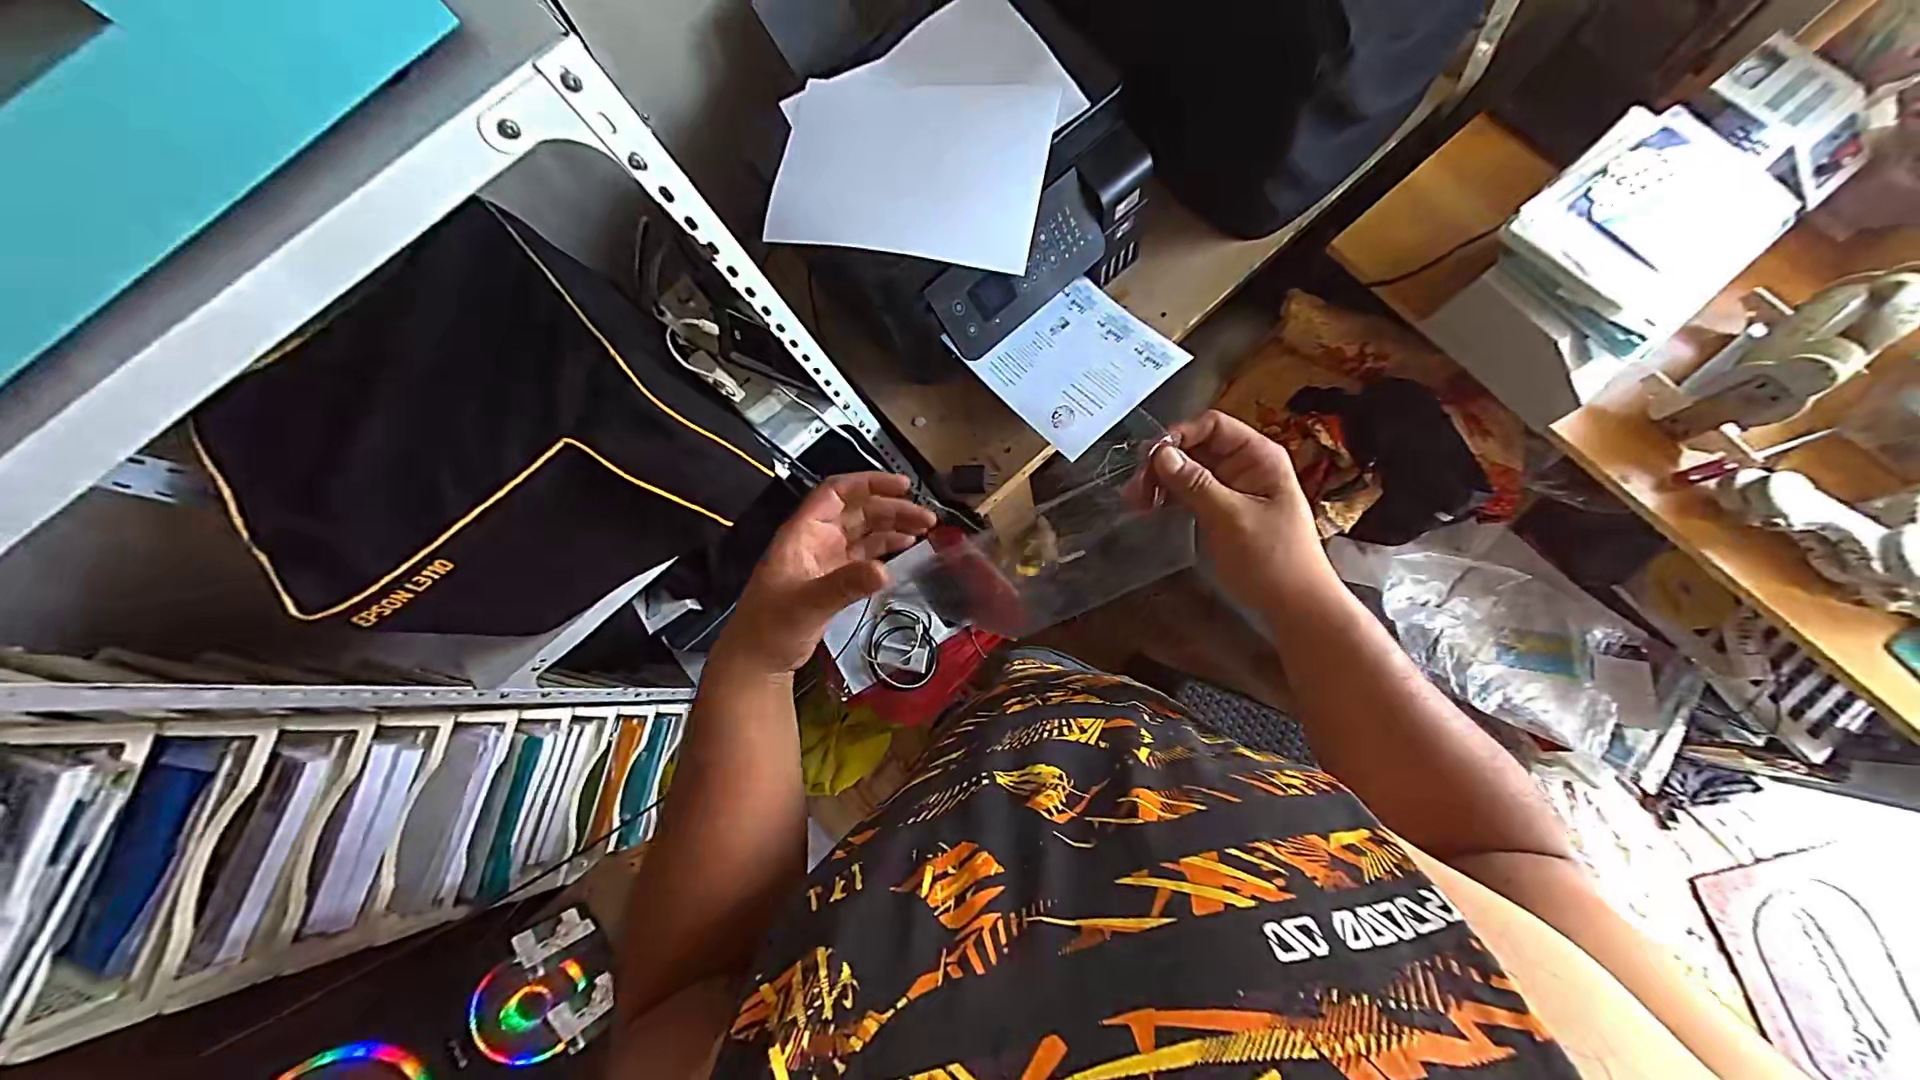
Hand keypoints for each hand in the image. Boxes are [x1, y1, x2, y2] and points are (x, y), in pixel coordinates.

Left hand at [714, 472, 937, 674]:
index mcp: (803, 533)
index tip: (902, 486)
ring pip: (866, 531)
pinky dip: (886, 548)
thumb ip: (845, 585)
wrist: (758, 660)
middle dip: (892, 509)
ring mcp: (827, 558)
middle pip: (859, 511)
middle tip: (925, 517)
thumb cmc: (769, 628)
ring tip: (924, 529)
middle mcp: (817, 539)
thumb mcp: (807, 603)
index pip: (837, 492)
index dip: (869, 483)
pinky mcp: (836, 578)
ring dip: (894, 526)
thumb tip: (884, 570)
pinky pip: (866, 554)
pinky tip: (905, 547)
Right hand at [1150, 411, 1341, 614]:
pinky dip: (1167, 498)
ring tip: (1134, 501)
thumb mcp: (1231, 517)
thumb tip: (1161, 454)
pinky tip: (1147, 508)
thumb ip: (1195, 484)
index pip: (1213, 426)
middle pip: (1194, 448)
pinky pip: (1187, 494)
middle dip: (1162, 463)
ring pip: (1186, 472)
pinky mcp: (1219, 511)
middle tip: (1135, 486)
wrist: (1294, 604)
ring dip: (1159, 482)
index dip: (1180, 435)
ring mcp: (1230, 489)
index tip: (1150, 458)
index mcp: (1258, 457)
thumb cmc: (1272, 558)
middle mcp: (1243, 466)